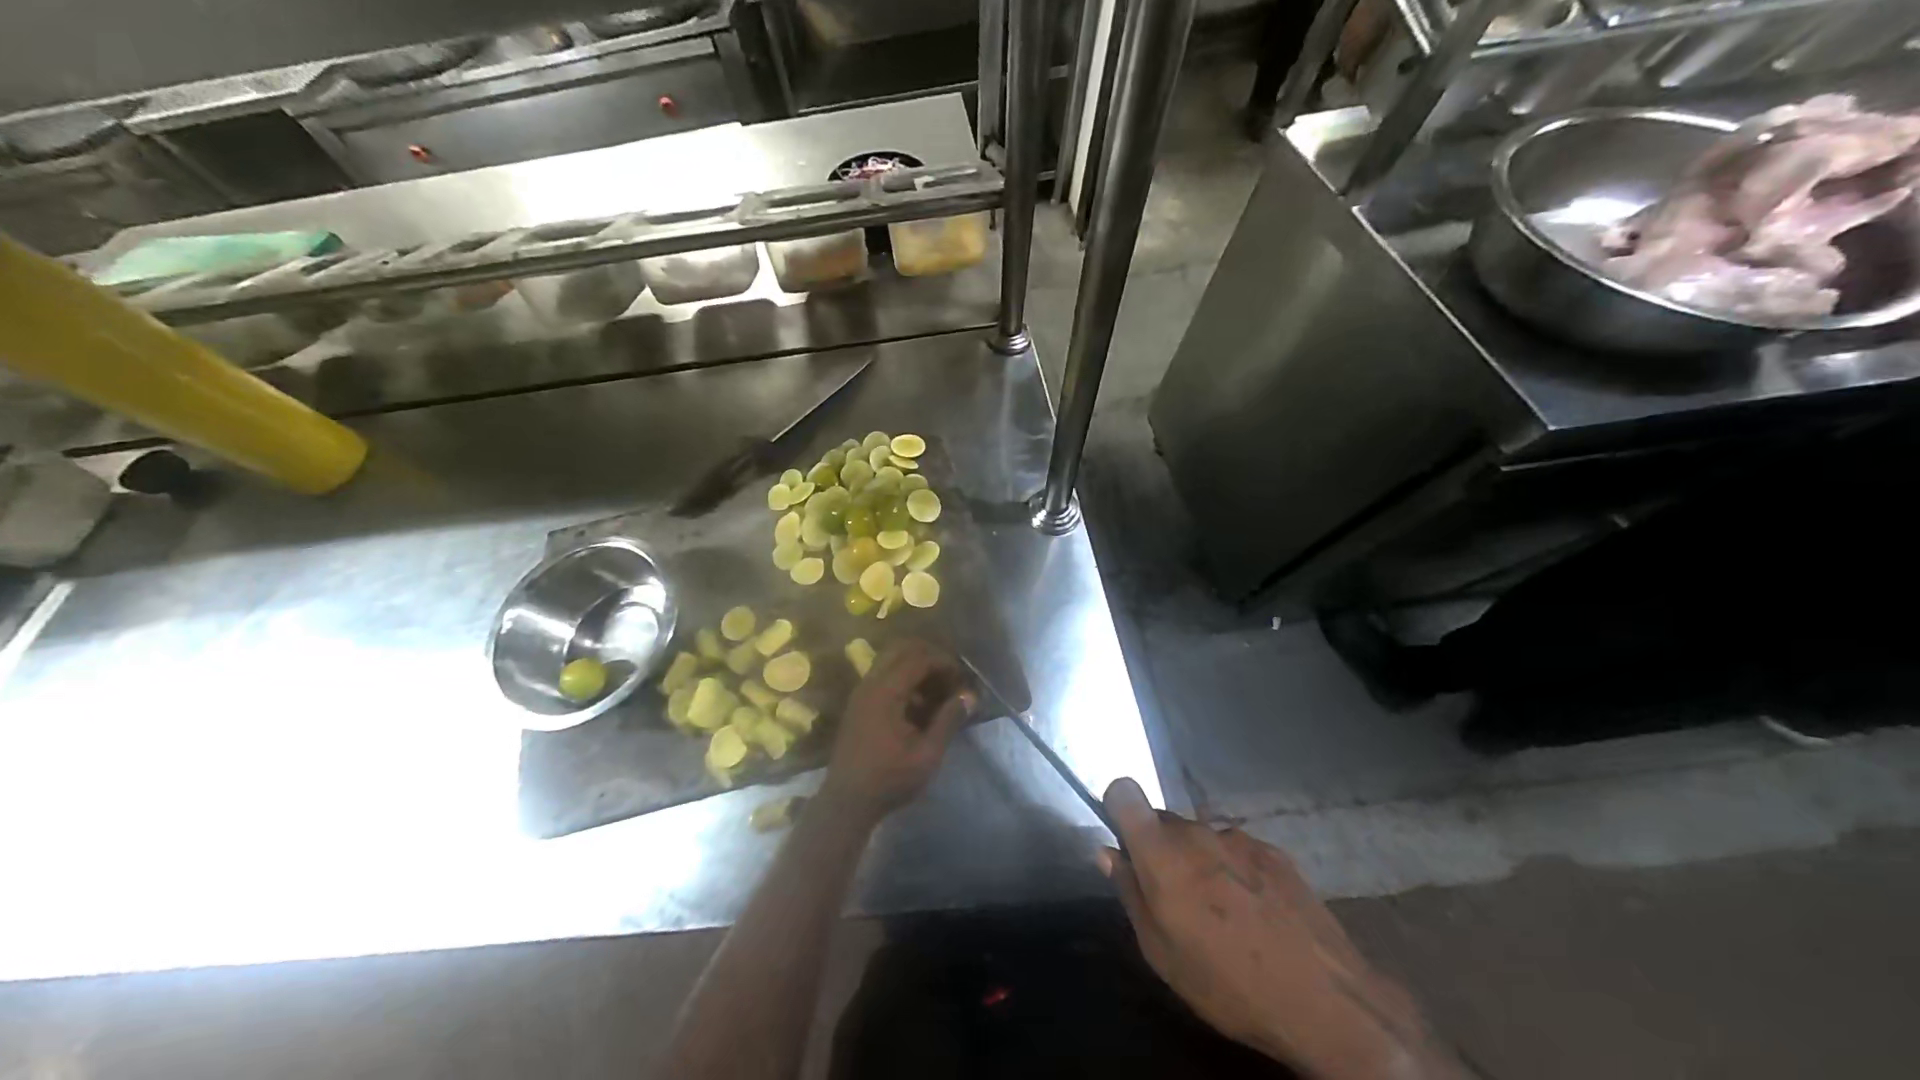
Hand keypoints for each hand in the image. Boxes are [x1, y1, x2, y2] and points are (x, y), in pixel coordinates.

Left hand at [820, 639, 974, 824]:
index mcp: (885, 692)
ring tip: (939, 693)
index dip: (945, 662)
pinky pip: (883, 676)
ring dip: (916, 668)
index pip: (919, 658)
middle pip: (902, 650)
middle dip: (930, 657)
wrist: (847, 803)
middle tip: (951, 677)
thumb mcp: (927, 754)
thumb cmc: (889, 779)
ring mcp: (861, 693)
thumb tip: (970, 695)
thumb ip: (948, 720)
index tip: (963, 679)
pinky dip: (904, 680)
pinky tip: (919, 706)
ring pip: (891, 661)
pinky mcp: (859, 704)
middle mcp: (870, 684)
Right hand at [1099, 779, 1468, 1079]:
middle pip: (1164, 822)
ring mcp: (1240, 839)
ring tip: (1220, 914)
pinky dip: (1236, 872)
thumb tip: (1108, 854)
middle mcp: (1198, 832)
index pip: (1125, 793)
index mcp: (1162, 853)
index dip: (1118, 808)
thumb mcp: (1161, 953)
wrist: (1328, 1002)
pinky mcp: (1275, 853)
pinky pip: (1238, 851)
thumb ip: (1130, 894)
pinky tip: (1255, 915)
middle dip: (1159, 849)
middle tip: (1172, 898)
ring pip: (1202, 838)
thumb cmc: (1228, 984)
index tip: (1124, 841)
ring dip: (1199, 863)